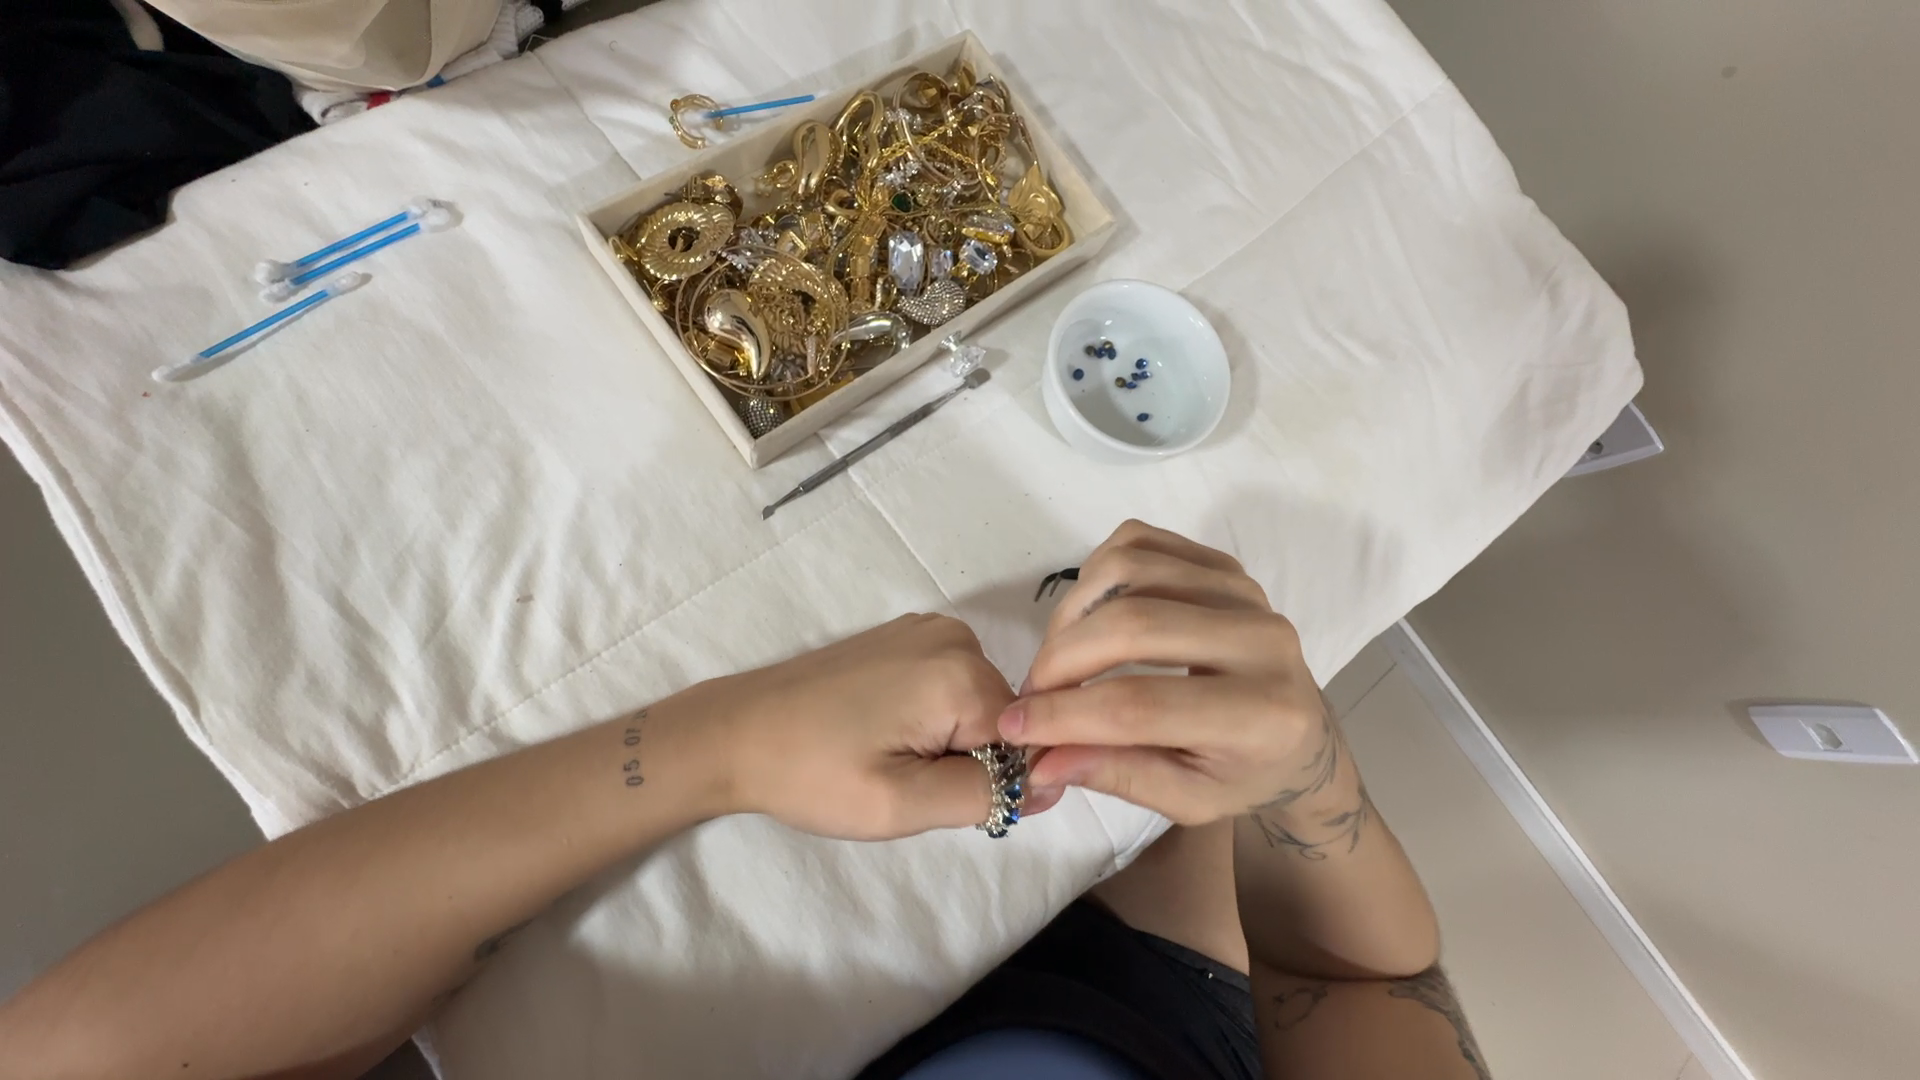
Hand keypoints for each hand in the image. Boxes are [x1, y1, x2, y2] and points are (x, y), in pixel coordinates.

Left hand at [701, 613, 1017, 840]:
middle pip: (1002, 719)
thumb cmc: (813, 772)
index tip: (939, 796)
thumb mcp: (901, 804)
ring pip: (978, 705)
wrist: (737, 730)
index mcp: (960, 673)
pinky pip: (951, 685)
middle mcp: (956, 637)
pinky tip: (886, 730)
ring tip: (890, 755)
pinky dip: (934, 717)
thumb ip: (985, 794)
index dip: (992, 782)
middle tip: (906, 779)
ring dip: (951, 741)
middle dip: (969, 759)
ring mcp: (930, 629)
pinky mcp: (907, 635)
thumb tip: (1050, 780)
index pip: (1026, 740)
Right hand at [1001, 521, 1337, 826]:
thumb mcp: (1187, 801)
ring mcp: (1243, 590)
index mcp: (1261, 713)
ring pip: (1127, 571)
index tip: (1014, 726)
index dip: (1064, 715)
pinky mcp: (1222, 563)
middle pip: (1130, 626)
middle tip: (1031, 691)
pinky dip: (1096, 573)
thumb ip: (1116, 775)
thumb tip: (1038, 760)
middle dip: (1059, 659)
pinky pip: (1138, 542)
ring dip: (1072, 613)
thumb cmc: (1242, 775)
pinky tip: (1091, 615)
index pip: (1139, 705)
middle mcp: (1262, 639)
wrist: (1298, 733)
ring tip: (1061, 656)